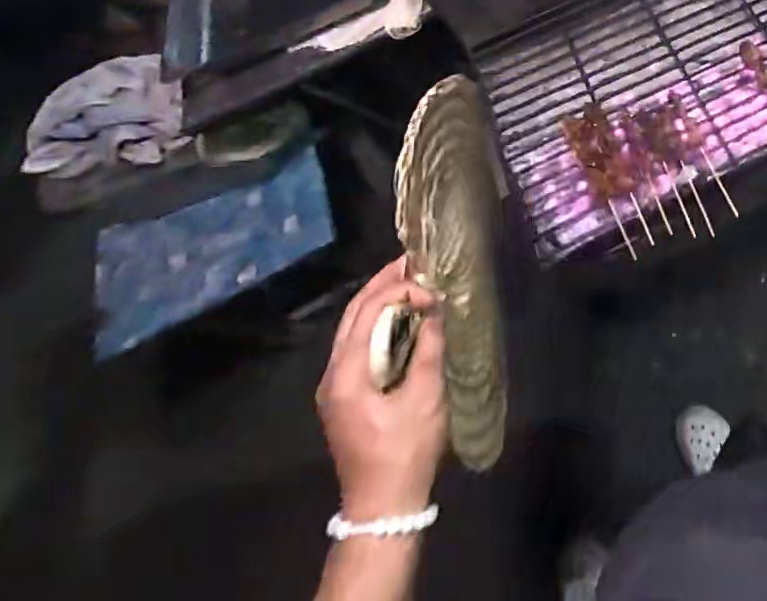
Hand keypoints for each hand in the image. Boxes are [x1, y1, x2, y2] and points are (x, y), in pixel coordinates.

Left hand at [317, 256, 447, 519]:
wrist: (382, 505)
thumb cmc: (405, 450)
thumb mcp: (425, 397)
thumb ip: (428, 348)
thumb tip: (435, 309)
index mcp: (346, 373)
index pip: (368, 312)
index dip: (400, 291)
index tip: (432, 287)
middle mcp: (332, 374)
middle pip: (353, 314)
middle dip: (383, 284)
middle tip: (412, 261)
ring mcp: (334, 385)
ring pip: (352, 328)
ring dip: (379, 302)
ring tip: (409, 281)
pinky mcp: (345, 394)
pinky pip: (357, 345)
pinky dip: (378, 323)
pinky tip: (401, 318)